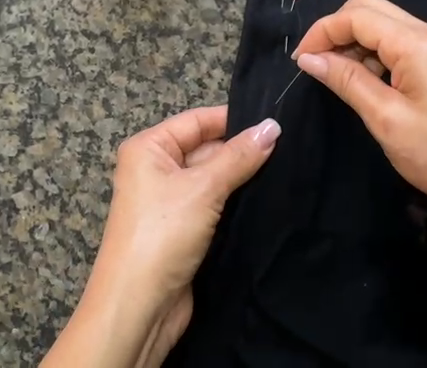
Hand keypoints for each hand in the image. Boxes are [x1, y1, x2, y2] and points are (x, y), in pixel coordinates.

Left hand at [47, 106, 278, 367]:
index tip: (274, 121)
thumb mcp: (203, 189)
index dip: (233, 120)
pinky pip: (213, 206)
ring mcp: (169, 201)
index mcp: (148, 147)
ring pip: (212, 179)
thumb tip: (272, 126)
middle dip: (241, 151)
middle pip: (205, 148)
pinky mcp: (183, 230)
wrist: (139, 307)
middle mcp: (155, 169)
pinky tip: (267, 200)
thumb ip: (239, 157)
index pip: (196, 121)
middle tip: (288, 148)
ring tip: (286, 170)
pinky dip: (235, 203)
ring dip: (241, 179)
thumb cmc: (162, 234)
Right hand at [293, 0, 426, 206]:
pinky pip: (403, 41)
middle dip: (337, 29)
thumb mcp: (387, 121)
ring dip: (357, 41)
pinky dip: (377, 52)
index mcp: (416, 43)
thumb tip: (310, 58)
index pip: (355, 15)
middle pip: (370, 8)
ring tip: (341, 78)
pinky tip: (370, 82)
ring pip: (387, 23)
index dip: (321, 32)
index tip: (301, 61)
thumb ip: (347, 81)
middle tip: (319, 64)